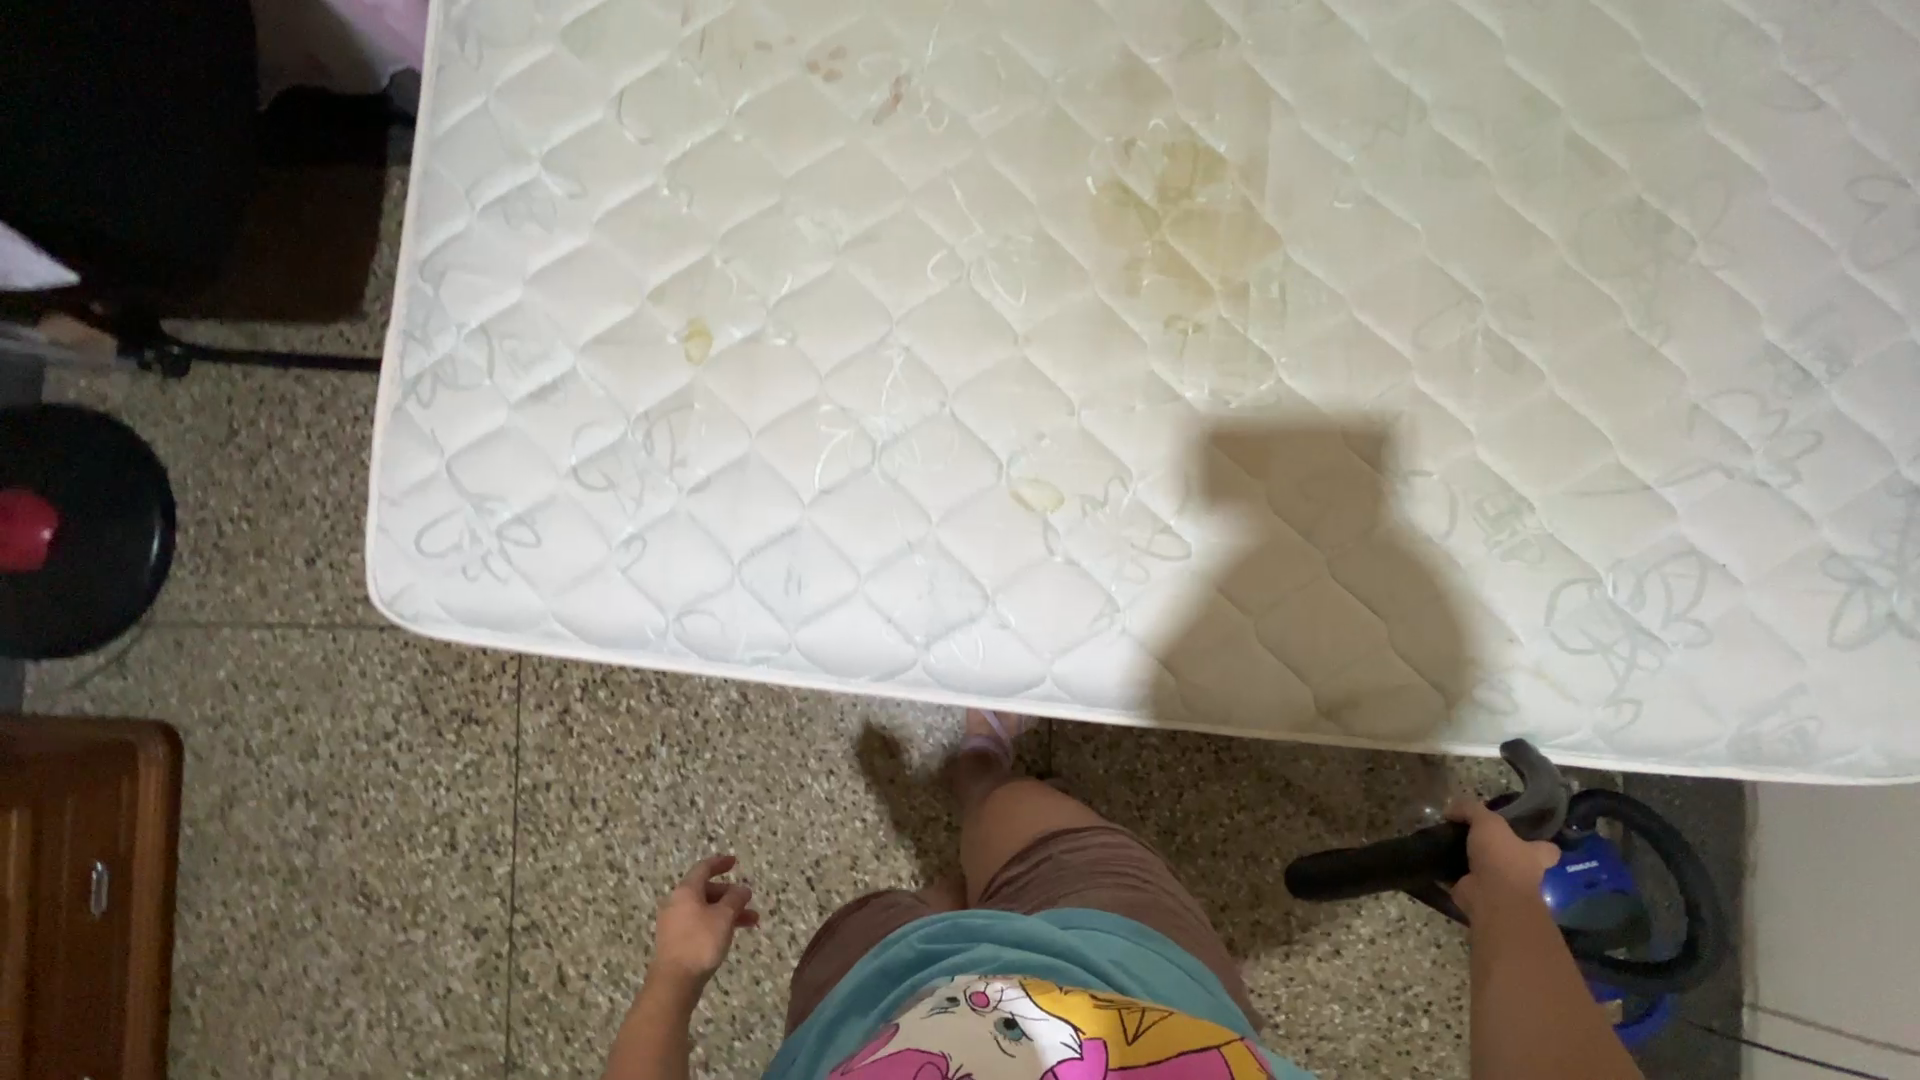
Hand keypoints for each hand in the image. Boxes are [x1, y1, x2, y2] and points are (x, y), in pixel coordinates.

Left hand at [648, 855, 759, 988]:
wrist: (674, 981)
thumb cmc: (700, 941)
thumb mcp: (724, 916)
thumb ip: (735, 899)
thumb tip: (742, 889)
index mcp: (686, 891)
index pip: (703, 868)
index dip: (720, 863)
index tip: (734, 862)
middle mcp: (676, 903)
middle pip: (706, 890)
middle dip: (730, 895)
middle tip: (748, 901)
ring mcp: (674, 923)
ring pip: (705, 910)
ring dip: (728, 912)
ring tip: (751, 922)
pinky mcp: (675, 941)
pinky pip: (699, 923)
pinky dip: (716, 924)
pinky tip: (730, 934)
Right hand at [1446, 798, 1560, 919]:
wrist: (1490, 895)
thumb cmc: (1501, 857)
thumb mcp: (1488, 822)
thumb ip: (1471, 810)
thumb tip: (1450, 810)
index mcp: (1533, 855)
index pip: (1547, 850)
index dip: (1538, 842)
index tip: (1521, 834)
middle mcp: (1522, 872)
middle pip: (1515, 860)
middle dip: (1497, 852)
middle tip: (1473, 837)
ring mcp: (1501, 886)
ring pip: (1487, 869)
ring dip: (1470, 860)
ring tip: (1447, 843)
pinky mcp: (1478, 894)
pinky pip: (1463, 879)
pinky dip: (1450, 872)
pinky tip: (1435, 858)